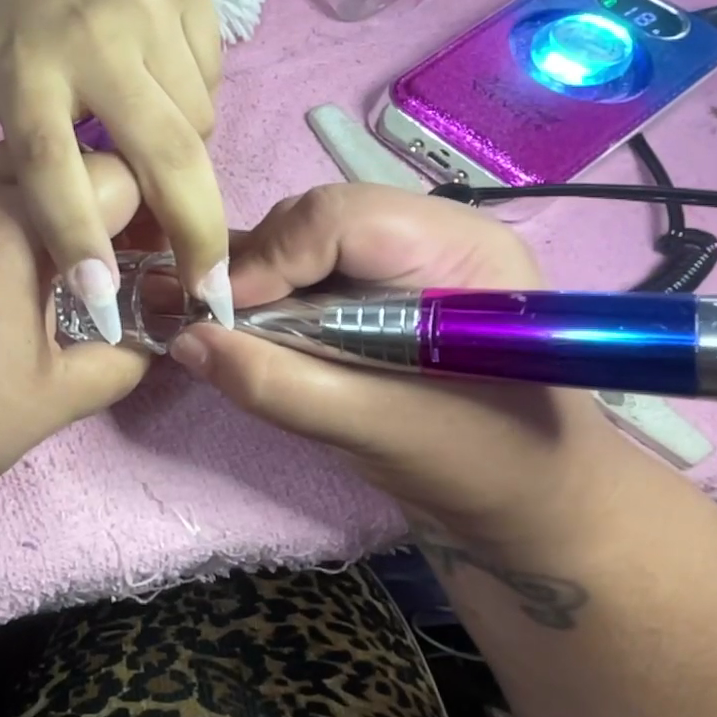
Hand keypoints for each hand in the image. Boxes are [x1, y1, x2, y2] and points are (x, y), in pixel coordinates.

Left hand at [0, 0, 229, 346]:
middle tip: (212, 290)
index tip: (104, 298)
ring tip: (153, 163)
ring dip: (186, 163)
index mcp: (20, 76)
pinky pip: (212, 79)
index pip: (50, 167)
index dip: (76, 234)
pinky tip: (160, 104)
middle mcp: (89, 41)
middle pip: (160, 152)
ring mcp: (147, 7)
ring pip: (196, 121)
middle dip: (195, 230)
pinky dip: (196, 111)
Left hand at [0, 148, 150, 523]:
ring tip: (74, 256)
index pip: (115, 176)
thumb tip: (148, 339)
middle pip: (65, 157)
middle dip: (109, 196)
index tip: (162, 258)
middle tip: (127, 254)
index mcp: (17, 220)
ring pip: (16, 167)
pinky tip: (19, 263)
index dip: (155, 214)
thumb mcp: (56, 395)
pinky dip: (12, 209)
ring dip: (57, 197)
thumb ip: (121, 358)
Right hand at [171, 184, 619, 541]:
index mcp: (458, 252)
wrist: (532, 499)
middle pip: (308, 219)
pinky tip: (234, 325)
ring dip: (247, 282)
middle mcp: (425, 235)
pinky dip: (256, 295)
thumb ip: (279, 384)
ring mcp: (395, 257)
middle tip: (215, 323)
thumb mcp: (379, 430)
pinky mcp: (368, 284)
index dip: (271, 259)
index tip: (222, 316)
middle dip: (253, 268)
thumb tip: (185, 341)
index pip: (340, 218)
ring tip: (217, 324)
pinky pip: (295, 267)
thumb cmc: (484, 463)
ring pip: (292, 238)